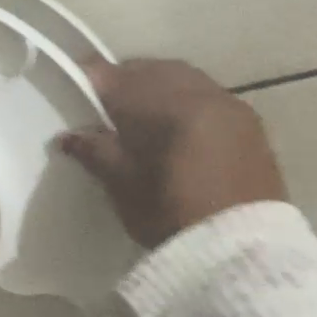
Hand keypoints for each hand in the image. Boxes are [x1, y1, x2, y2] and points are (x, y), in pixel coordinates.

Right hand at [61, 58, 287, 247]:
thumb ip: (98, 153)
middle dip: (125, 77)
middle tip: (94, 96)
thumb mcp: (123, 186)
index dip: (93, 77)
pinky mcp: (247, 127)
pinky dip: (177, 100)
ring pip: (185, 81)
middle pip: (159, 71)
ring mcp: (233, 110)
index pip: (123, 80)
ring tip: (127, 111)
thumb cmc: (171, 215)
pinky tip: (162, 125)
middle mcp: (207, 98)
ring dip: (154, 87)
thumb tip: (71, 135)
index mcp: (172, 109)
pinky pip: (205, 97)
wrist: (236, 245)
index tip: (70, 75)